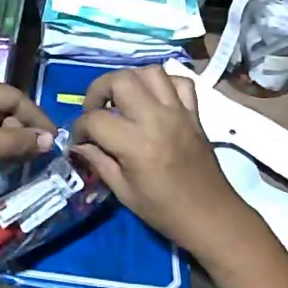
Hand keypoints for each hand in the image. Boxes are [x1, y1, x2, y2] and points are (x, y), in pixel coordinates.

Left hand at [0, 75, 55, 191]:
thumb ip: (20, 141)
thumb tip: (49, 141)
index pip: (17, 98)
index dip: (37, 118)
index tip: (53, 139)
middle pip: (6, 108)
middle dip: (23, 130)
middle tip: (38, 152)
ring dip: (10, 139)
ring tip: (23, 158)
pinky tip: (2, 158)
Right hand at [70, 65, 265, 257]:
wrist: (210, 216)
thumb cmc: (164, 211)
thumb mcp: (123, 192)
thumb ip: (98, 161)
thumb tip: (78, 144)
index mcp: (136, 144)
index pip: (95, 119)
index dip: (79, 128)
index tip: (79, 140)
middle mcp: (156, 118)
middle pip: (121, 79)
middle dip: (99, 90)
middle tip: (95, 110)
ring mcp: (178, 112)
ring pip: (150, 72)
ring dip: (130, 80)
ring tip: (122, 100)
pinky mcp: (194, 113)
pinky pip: (179, 82)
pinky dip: (164, 84)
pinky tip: (153, 100)